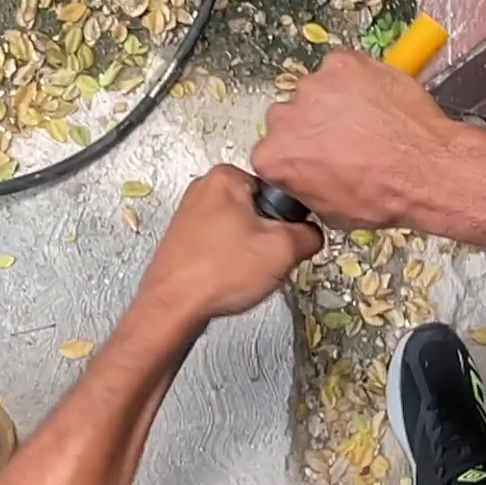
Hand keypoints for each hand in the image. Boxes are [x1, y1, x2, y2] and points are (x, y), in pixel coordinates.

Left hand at [136, 165, 322, 321]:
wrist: (173, 308)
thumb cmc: (219, 272)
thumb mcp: (285, 249)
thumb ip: (311, 233)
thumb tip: (312, 234)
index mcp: (226, 176)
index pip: (278, 190)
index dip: (289, 219)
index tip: (283, 240)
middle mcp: (204, 187)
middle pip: (259, 209)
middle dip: (269, 235)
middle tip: (266, 258)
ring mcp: (190, 213)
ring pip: (241, 228)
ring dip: (250, 250)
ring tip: (244, 270)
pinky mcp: (183, 239)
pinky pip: (222, 244)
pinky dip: (229, 260)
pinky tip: (228, 276)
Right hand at [250, 50, 458, 229]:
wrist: (425, 168)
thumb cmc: (383, 194)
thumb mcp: (331, 212)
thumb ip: (305, 188)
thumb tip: (307, 180)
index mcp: (274, 157)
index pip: (271, 150)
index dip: (296, 153)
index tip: (313, 156)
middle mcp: (285, 118)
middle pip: (289, 116)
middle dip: (311, 126)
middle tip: (343, 140)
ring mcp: (314, 86)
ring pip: (316, 90)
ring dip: (334, 102)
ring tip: (365, 121)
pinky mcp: (342, 64)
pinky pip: (342, 68)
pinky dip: (355, 80)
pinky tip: (374, 102)